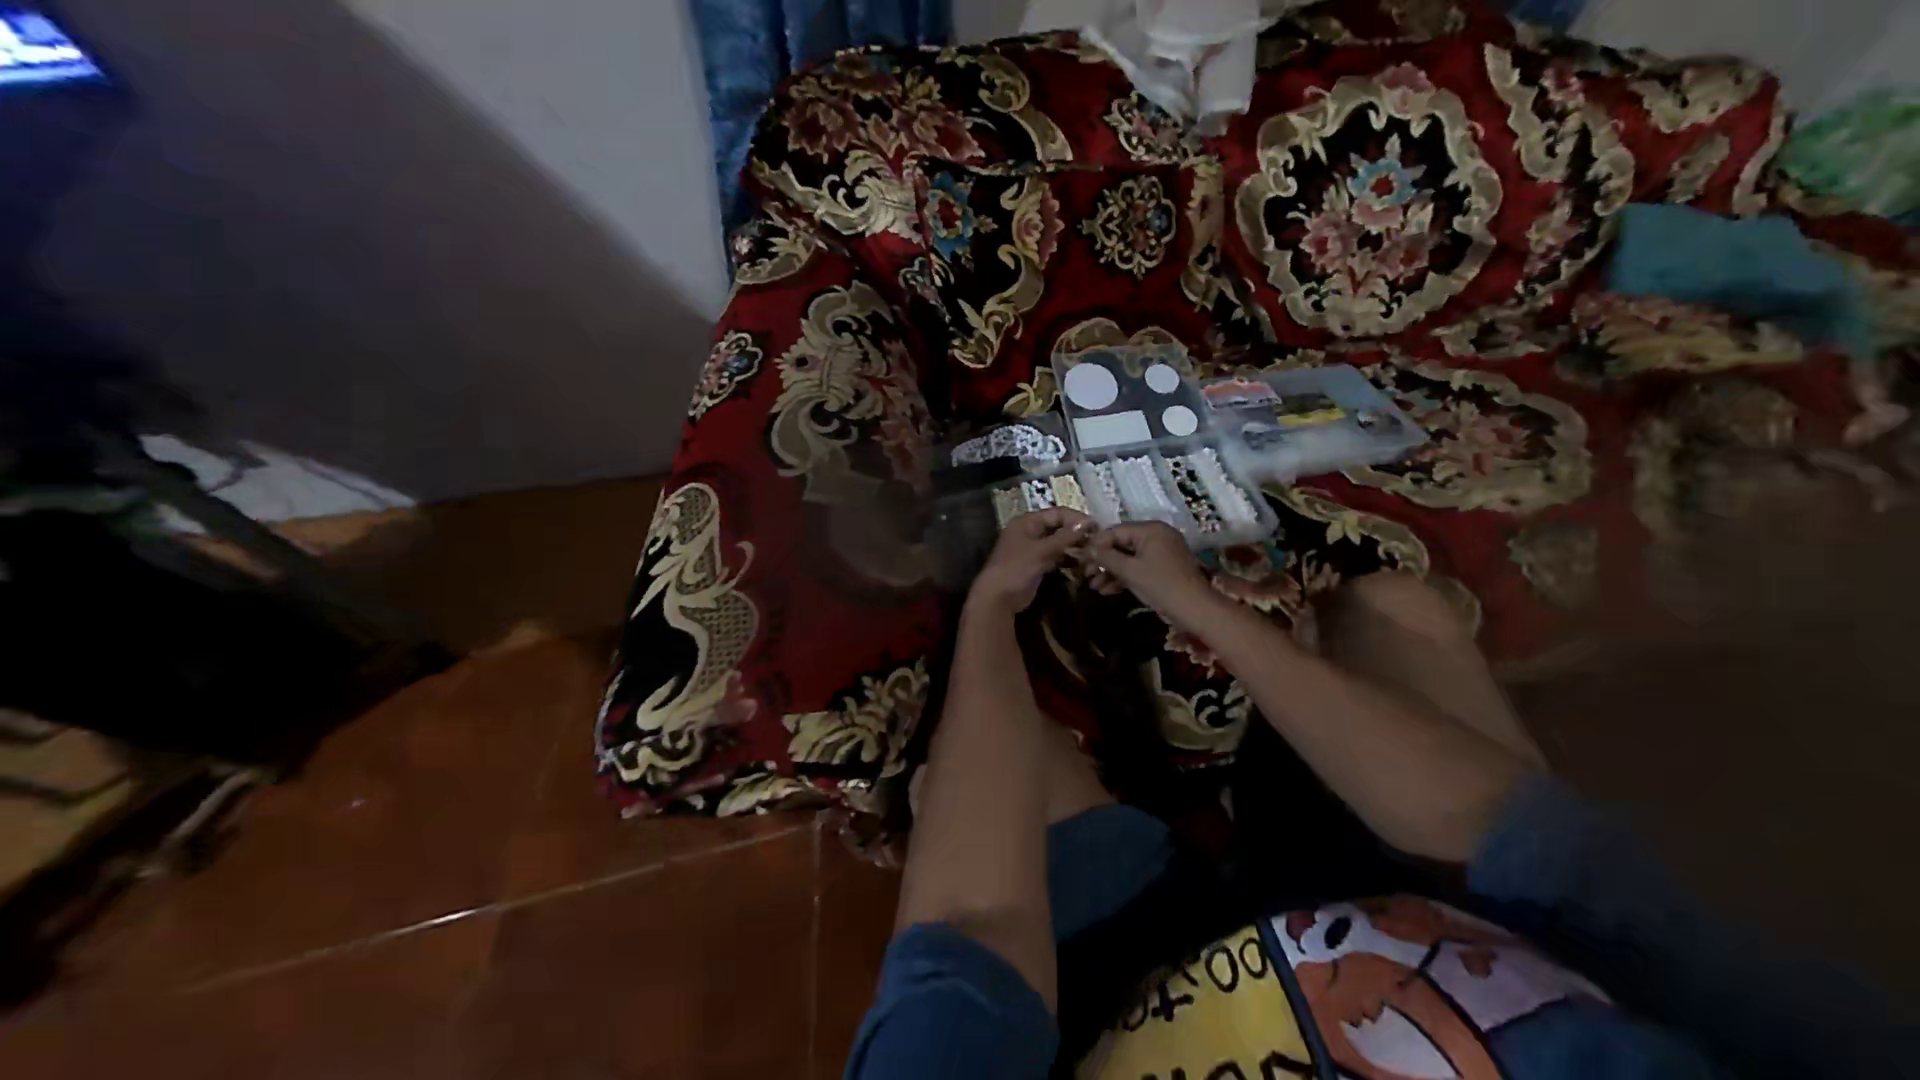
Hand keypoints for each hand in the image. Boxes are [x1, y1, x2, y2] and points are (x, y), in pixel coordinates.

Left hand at [969, 507, 1095, 613]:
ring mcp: (1033, 548)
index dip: (1076, 518)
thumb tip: (1087, 523)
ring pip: (1058, 542)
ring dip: (1074, 546)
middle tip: (1098, 539)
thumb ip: (1064, 537)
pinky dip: (1068, 558)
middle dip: (1076, 532)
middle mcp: (1030, 532)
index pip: (1056, 513)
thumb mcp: (1041, 551)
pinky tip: (1082, 562)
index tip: (1096, 526)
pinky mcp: (1037, 564)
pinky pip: (1056, 556)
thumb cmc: (1016, 569)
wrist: (998, 598)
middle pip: (1058, 526)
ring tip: (1093, 551)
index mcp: (1027, 522)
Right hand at [1083, 522, 1219, 630]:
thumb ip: (1107, 557)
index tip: (1080, 559)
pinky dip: (1124, 577)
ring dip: (1111, 572)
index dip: (1096, 545)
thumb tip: (1088, 548)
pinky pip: (1138, 567)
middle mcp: (1156, 536)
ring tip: (1094, 587)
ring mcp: (1161, 552)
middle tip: (1087, 575)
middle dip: (1103, 561)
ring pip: (1129, 558)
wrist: (1194, 610)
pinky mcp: (1163, 567)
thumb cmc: (1161, 585)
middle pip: (1121, 544)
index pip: (1116, 531)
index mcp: (1150, 530)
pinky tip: (1107, 590)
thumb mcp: (1130, 571)